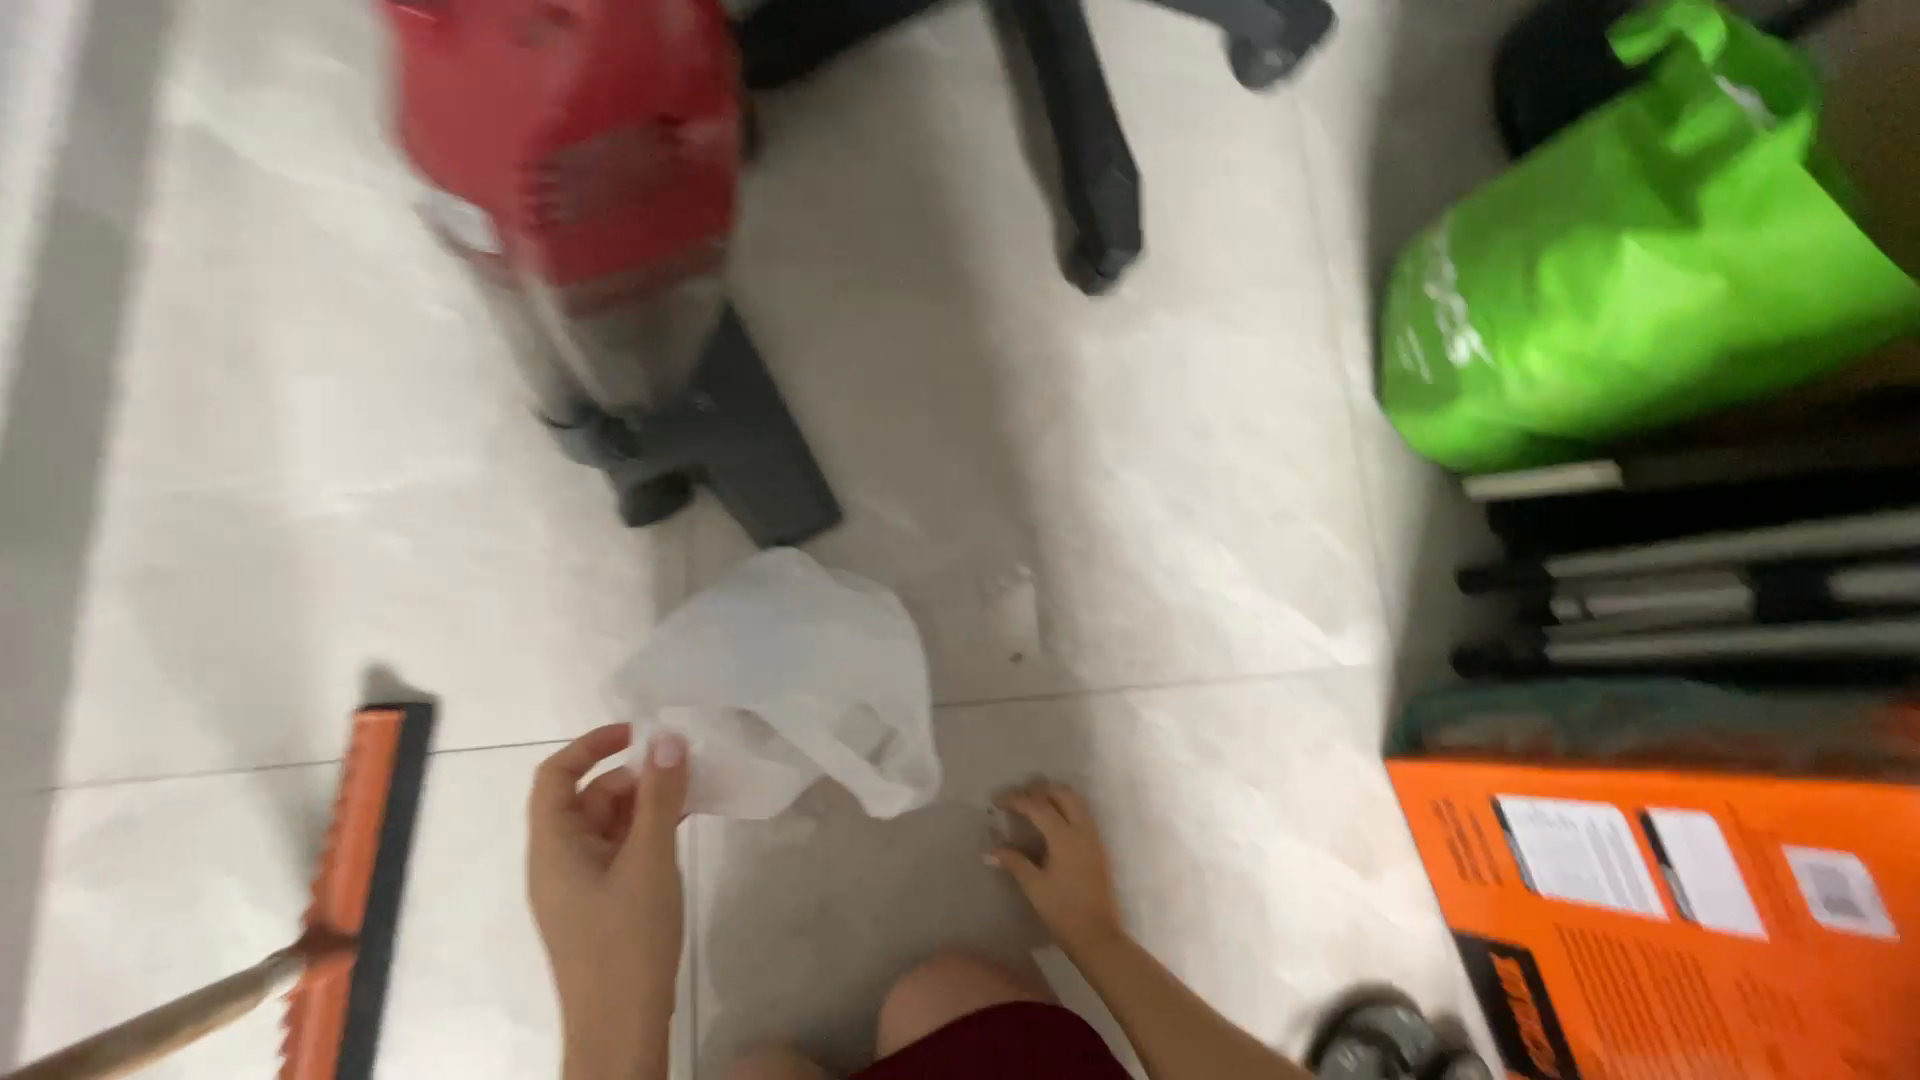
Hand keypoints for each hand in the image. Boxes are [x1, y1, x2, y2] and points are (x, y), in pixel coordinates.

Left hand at [528, 725, 688, 1079]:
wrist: (619, 1028)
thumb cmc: (628, 939)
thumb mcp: (650, 859)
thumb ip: (660, 796)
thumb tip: (668, 739)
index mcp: (553, 846)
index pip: (556, 775)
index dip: (592, 745)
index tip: (640, 733)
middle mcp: (558, 860)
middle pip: (587, 797)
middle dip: (632, 775)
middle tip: (683, 767)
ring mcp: (579, 885)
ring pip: (608, 824)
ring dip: (645, 803)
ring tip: (693, 793)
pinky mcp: (600, 904)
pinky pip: (619, 850)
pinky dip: (647, 831)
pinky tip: (684, 827)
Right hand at [991, 781, 1124, 951]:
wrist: (1098, 936)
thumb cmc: (1063, 912)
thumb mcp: (1034, 886)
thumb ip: (1013, 862)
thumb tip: (989, 850)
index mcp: (1065, 837)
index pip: (1038, 806)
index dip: (1016, 800)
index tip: (996, 802)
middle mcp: (1083, 830)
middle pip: (1062, 793)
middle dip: (1038, 791)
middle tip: (1016, 800)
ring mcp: (1094, 837)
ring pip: (1075, 801)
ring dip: (1053, 797)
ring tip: (1031, 806)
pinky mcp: (1098, 847)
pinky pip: (1082, 814)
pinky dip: (1065, 808)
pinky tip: (1050, 824)